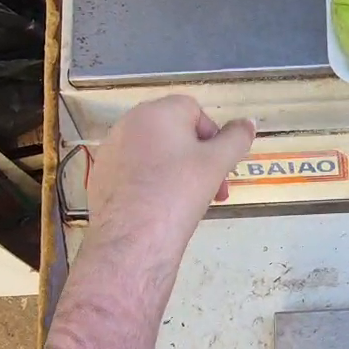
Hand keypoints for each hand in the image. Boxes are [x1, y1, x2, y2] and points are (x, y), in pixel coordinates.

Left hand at [86, 96, 254, 262]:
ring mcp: (110, 150)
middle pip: (173, 132)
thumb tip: (248, 122)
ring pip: (155, 153)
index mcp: (156, 112)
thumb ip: (237, 139)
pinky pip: (135, 172)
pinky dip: (152, 183)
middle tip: (210, 189)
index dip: (213, 138)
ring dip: (176, 171)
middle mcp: (128, 123)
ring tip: (186, 202)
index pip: (194, 110)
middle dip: (197, 158)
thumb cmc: (178, 192)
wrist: (132, 238)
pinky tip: (160, 209)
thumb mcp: (217, 164)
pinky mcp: (101, 176)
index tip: (219, 167)